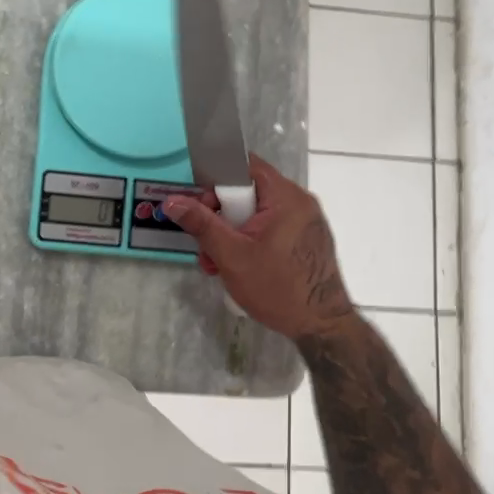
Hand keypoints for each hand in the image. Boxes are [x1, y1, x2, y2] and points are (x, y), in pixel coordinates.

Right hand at [161, 155, 356, 341]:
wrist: (321, 327)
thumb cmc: (276, 287)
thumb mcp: (231, 255)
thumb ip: (201, 224)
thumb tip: (172, 201)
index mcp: (286, 197)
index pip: (245, 166)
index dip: (218, 181)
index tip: (202, 208)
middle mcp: (300, 202)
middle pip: (248, 192)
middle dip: (220, 217)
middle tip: (206, 245)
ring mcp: (305, 222)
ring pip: (256, 214)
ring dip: (232, 234)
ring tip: (217, 264)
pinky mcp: (306, 240)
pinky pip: (271, 228)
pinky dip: (251, 241)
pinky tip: (238, 267)